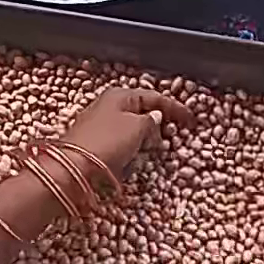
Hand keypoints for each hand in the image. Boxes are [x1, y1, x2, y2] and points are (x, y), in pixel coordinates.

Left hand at [56, 87, 194, 178]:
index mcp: (119, 96)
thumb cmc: (107, 142)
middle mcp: (108, 107)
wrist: (72, 168)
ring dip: (144, 137)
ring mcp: (99, 126)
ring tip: (154, 148)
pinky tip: (133, 159)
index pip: (153, 97)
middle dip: (158, 122)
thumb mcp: (137, 127)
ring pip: (130, 128)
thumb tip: (155, 118)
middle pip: (140, 111)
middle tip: (173, 134)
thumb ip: (151, 121)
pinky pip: (120, 143)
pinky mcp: (94, 145)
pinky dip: (131, 148)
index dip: (174, 108)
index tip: (191, 120)